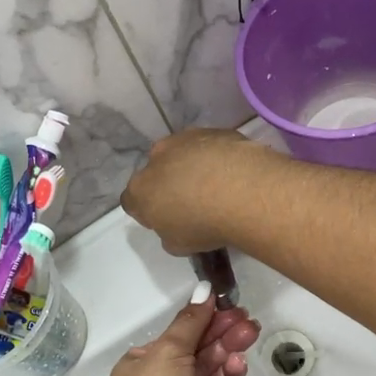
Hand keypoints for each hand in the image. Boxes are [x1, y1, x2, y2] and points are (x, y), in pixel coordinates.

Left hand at [103, 283, 260, 375]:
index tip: (235, 310)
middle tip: (251, 327)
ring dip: (230, 367)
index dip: (210, 322)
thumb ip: (191, 321)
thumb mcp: (167, 351)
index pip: (184, 337)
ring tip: (239, 361)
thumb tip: (204, 287)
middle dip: (227, 341)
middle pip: (205, 355)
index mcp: (147, 364)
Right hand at [122, 129, 276, 254]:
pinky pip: (208, 147)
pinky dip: (216, 157)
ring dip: (193, 168)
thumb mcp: (179, 245)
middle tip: (192, 203)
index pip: (132, 201)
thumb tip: (173, 228)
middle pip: (156, 173)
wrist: (243, 191)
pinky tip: (233, 173)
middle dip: (169, 184)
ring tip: (217, 187)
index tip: (166, 221)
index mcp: (140, 189)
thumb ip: (169, 234)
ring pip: (182, 155)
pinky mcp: (212, 130)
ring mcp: (184, 140)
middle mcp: (156, 158)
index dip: (147, 212)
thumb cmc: (204, 225)